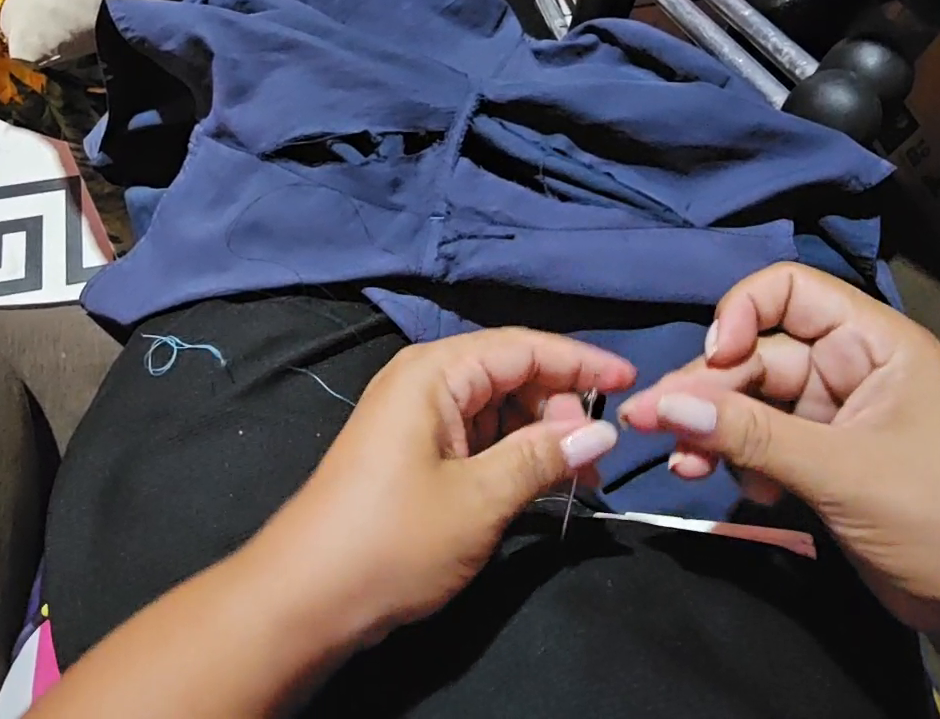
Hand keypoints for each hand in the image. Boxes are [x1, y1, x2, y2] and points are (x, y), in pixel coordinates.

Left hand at [253, 328, 636, 638]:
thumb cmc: (393, 538)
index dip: (579, 360)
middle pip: (509, 373)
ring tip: (580, 475)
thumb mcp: (479, 499)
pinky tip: (542, 481)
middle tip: (600, 454)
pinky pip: (476, 434)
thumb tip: (601, 431)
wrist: (308, 594)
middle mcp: (424, 380)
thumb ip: (541, 457)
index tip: (631, 380)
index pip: (521, 347)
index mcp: (433, 372)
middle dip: (560, 405)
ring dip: (540, 434)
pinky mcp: (414, 449)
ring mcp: (416, 415)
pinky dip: (512, 453)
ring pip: (495, 407)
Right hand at [615, 262, 939, 635]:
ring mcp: (831, 416)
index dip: (742, 312)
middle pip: (754, 355)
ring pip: (748, 402)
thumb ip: (750, 435)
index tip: (715, 356)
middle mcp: (847, 369)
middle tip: (651, 423)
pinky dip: (736, 459)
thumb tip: (663, 406)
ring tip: (684, 465)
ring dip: (711, 431)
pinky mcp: (819, 459)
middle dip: (706, 392)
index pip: (789, 292)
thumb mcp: (844, 472)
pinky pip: (758, 442)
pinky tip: (732, 486)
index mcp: (873, 344)